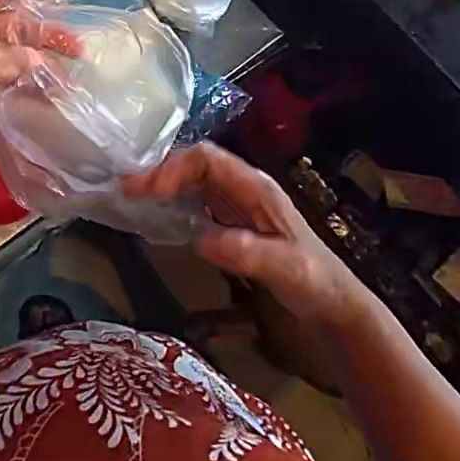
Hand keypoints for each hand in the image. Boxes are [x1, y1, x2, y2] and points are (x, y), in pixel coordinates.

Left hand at [0, 0, 77, 160]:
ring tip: (70, 72)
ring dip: (42, 58)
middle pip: (15, 21)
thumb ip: (17, 56)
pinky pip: (11, 75)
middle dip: (46, 31)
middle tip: (77, 48)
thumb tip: (38, 59)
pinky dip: (30, 79)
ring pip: (16, 51)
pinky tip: (52, 89)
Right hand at [123, 144, 370, 329]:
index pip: (207, 160)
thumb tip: (202, 239)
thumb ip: (248, 252)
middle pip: (195, 163)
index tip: (149, 190)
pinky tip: (157, 213)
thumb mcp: (285, 268)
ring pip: (193, 178)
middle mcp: (243, 186)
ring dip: (163, 182)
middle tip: (127, 189)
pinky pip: (196, 198)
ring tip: (132, 196)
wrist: (332, 300)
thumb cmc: (313, 280)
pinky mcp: (231, 218)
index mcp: (255, 187)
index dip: (174, 167)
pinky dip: (172, 199)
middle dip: (160, 171)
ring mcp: (237, 201)